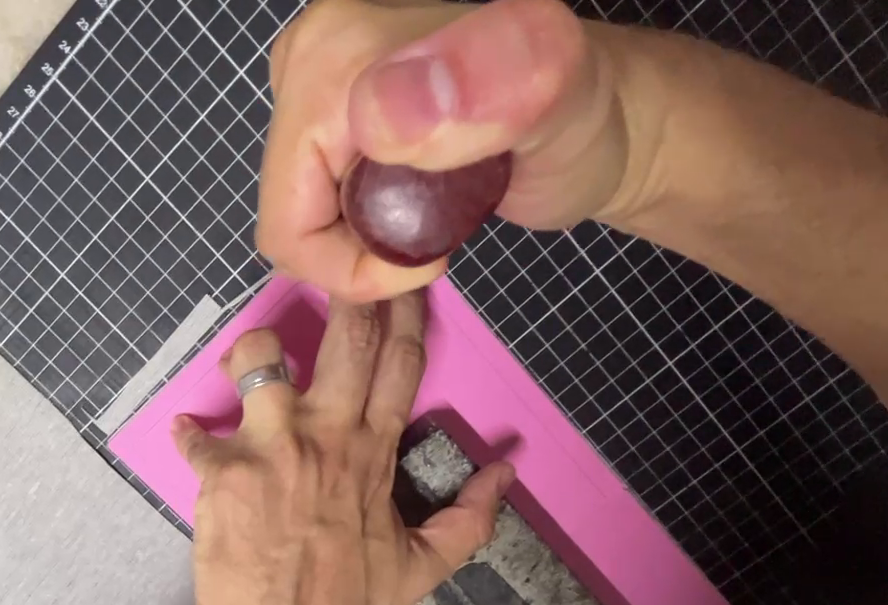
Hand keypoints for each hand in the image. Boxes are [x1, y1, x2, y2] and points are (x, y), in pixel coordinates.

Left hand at [170, 292, 513, 604]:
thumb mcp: (422, 569)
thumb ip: (470, 519)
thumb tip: (507, 473)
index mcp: (372, 453)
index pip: (400, 366)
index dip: (407, 315)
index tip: (405, 279)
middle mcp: (323, 436)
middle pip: (343, 341)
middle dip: (347, 292)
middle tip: (341, 263)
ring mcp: (269, 448)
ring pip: (258, 361)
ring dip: (250, 350)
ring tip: (244, 359)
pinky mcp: (221, 471)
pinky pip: (197, 435)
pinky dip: (191, 433)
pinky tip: (188, 433)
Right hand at [259, 0, 659, 300]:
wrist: (600, 116)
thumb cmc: (582, 121)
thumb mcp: (555, 98)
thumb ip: (487, 82)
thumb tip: (377, 116)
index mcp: (330, 54)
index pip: (289, 222)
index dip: (351, 268)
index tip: (433, 255)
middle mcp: (305, 61)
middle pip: (287, 218)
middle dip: (354, 253)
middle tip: (432, 235)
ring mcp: (311, 90)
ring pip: (297, 218)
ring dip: (358, 244)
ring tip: (428, 217)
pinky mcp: (324, 118)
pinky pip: (312, 209)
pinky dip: (357, 230)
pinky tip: (410, 207)